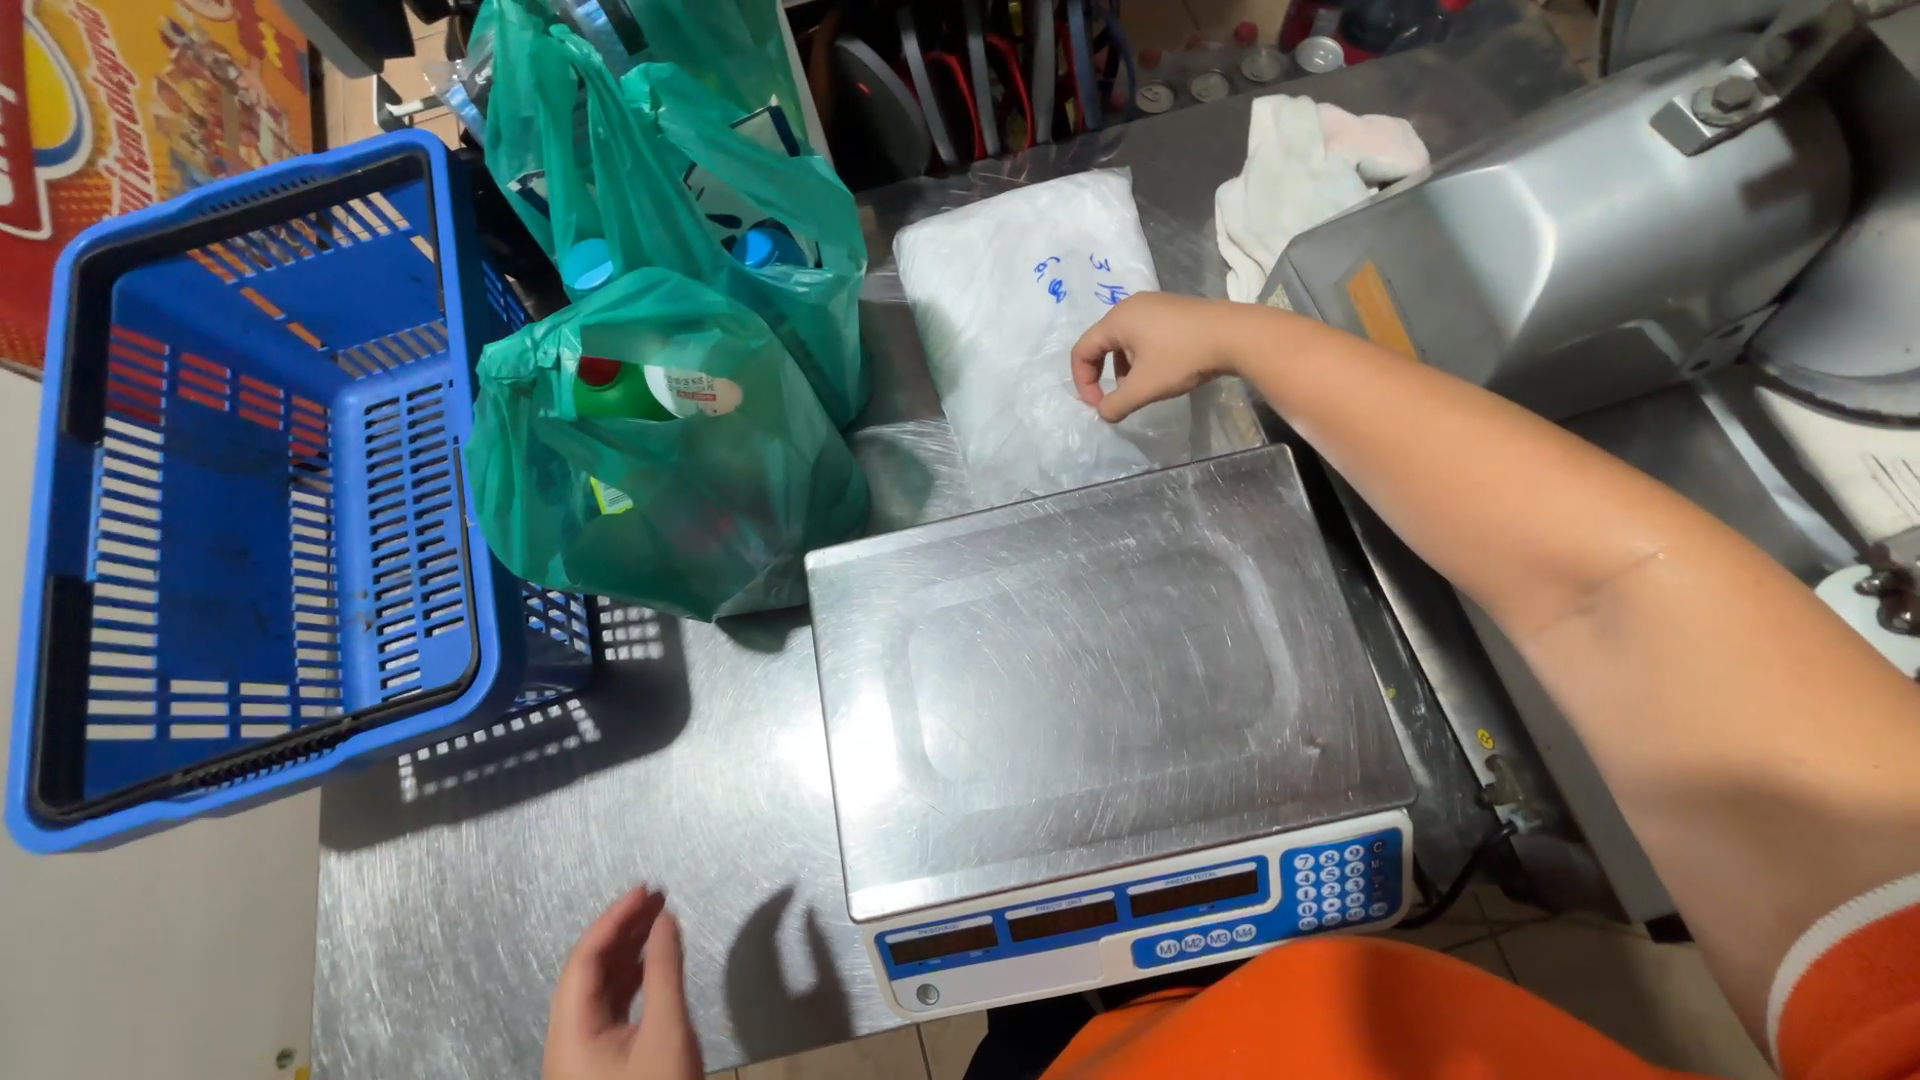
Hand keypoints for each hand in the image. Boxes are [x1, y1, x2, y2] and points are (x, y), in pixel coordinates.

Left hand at [544, 886, 702, 1079]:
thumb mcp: (667, 1032)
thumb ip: (664, 970)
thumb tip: (665, 919)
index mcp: (570, 1035)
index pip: (583, 961)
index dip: (613, 920)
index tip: (645, 890)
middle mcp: (567, 1042)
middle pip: (587, 972)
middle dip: (621, 931)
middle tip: (657, 897)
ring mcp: (582, 1055)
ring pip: (598, 989)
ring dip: (628, 952)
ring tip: (659, 919)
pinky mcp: (600, 1064)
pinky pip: (610, 1007)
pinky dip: (632, 978)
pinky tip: (654, 961)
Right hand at [1070, 292, 1251, 421]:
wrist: (1235, 335)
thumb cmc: (1182, 358)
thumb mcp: (1144, 387)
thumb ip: (1116, 404)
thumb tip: (1104, 413)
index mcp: (1116, 320)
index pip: (1082, 351)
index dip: (1082, 382)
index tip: (1098, 406)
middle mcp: (1130, 306)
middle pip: (1101, 344)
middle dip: (1103, 376)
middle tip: (1114, 399)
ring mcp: (1153, 305)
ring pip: (1123, 341)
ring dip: (1122, 369)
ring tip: (1139, 389)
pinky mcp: (1172, 311)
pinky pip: (1142, 335)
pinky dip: (1140, 357)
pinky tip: (1159, 372)